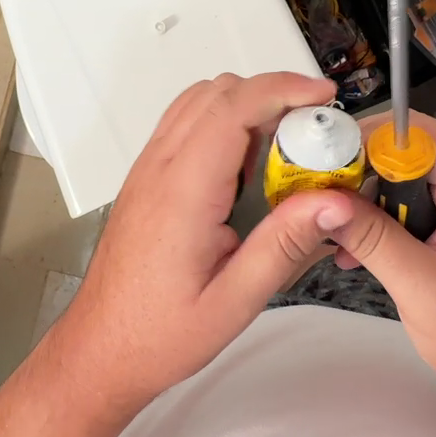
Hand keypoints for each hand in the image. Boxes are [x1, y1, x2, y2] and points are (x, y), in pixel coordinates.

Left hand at [45, 72, 350, 404]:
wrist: (100, 347)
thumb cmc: (160, 333)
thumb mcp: (235, 301)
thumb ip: (285, 245)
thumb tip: (335, 201)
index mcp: (183, 191)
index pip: (233, 107)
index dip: (284, 89)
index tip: (324, 95)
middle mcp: (160, 166)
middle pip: (219, 92)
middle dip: (274, 94)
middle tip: (314, 129)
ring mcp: (149, 165)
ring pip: (201, 99)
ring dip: (248, 104)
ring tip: (284, 147)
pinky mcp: (148, 173)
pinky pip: (187, 121)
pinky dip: (225, 120)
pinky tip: (247, 164)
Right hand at [317, 111, 435, 405]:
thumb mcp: (421, 290)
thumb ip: (373, 238)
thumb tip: (321, 200)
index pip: (421, 136)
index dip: (369, 140)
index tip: (322, 163)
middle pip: (407, 148)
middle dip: (358, 167)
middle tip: (315, 193)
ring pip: (399, 171)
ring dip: (362, 196)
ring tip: (329, 227)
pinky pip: (403, 197)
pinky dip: (374, 215)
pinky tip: (349, 247)